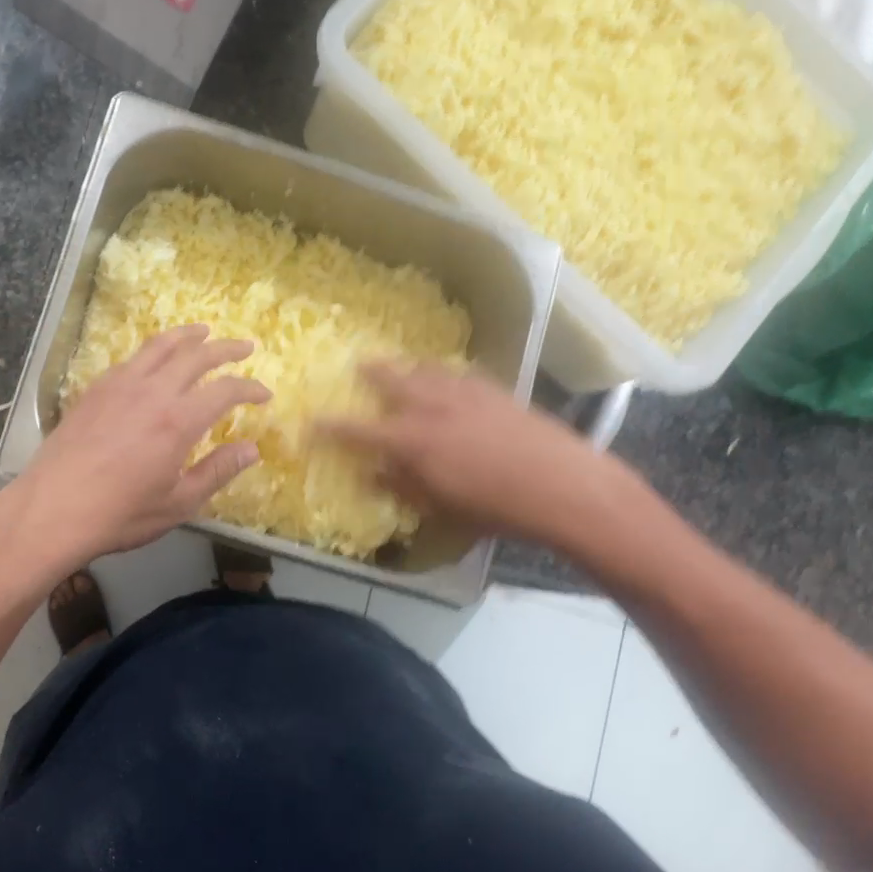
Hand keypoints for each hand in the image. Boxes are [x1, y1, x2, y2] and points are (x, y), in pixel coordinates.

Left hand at [0, 325, 270, 573]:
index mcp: (178, 421)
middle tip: (245, 347)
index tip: (264, 394)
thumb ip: (218, 472)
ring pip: (159, 346)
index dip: (250, 388)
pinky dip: (152, 351)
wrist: (53, 509)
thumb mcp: (179, 503)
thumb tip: (252, 449)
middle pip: (196, 356)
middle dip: (226, 349)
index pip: (226, 391)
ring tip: (202, 332)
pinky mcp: (94, 390)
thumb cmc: (120, 514)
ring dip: (186, 336)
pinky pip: (130, 359)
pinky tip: (153, 360)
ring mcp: (119, 386)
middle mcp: (152, 392)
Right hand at [322, 363, 636, 548]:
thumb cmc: (495, 508)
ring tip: (400, 363)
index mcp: (411, 440)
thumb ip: (403, 485)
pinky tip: (449, 375)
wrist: (561, 485)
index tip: (312, 422)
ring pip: (428, 370)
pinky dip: (445, 372)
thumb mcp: (440, 507)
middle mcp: (433, 408)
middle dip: (373, 373)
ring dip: (408, 366)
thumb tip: (373, 472)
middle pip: (393, 381)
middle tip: (359, 365)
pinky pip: (461, 373)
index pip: (359, 430)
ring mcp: (466, 394)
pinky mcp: (496, 391)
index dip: (332, 427)